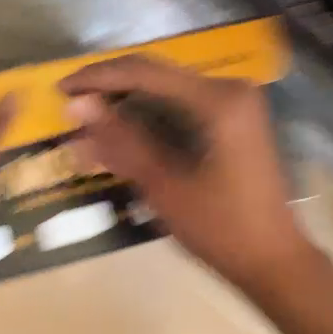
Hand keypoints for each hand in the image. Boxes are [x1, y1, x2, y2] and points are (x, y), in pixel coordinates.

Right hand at [58, 55, 305, 290]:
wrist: (274, 261)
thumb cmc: (220, 227)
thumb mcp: (162, 184)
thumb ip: (119, 140)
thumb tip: (75, 107)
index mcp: (217, 99)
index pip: (144, 72)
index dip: (96, 78)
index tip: (59, 90)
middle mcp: (228, 89)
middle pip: (154, 74)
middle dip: (108, 88)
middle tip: (68, 106)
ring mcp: (232, 104)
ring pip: (163, 89)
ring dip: (124, 103)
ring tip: (85, 122)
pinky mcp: (230, 120)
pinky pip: (178, 106)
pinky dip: (146, 117)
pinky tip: (118, 133)